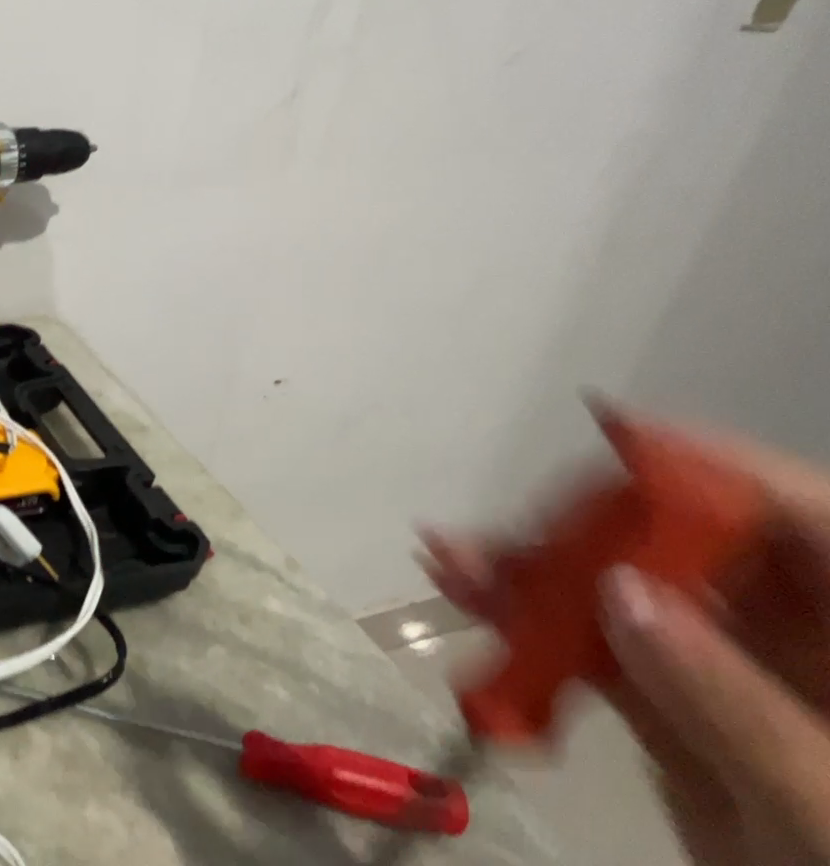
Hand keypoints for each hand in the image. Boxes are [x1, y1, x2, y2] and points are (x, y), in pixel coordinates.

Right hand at [419, 412, 829, 864]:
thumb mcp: (819, 802)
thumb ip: (727, 699)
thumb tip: (619, 593)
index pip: (796, 517)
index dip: (710, 468)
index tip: (615, 437)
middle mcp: (784, 634)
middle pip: (683, 548)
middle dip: (586, 527)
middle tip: (511, 523)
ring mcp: (714, 670)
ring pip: (615, 593)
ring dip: (527, 568)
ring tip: (447, 550)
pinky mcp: (657, 707)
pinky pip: (583, 648)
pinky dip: (518, 620)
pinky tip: (459, 588)